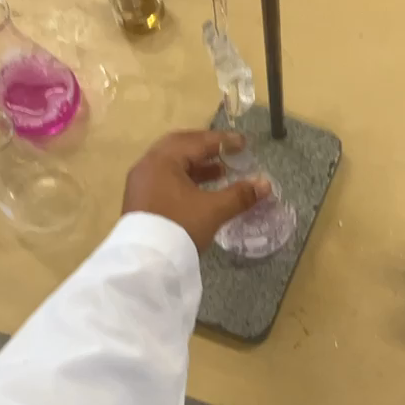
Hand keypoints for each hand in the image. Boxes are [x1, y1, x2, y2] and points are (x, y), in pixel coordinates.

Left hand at [121, 130, 271, 251]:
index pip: (196, 142)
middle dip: (206, 149)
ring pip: (171, 165)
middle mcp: (147, 165)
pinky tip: (201, 191)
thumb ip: (240, 195)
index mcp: (163, 160)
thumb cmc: (180, 227)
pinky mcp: (140, 201)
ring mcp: (140, 183)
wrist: (147, 263)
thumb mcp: (213, 210)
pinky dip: (185, 179)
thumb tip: (265, 184)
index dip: (223, 142)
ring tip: (220, 172)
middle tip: (227, 152)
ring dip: (196, 166)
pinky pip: (165, 180)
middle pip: (180, 147)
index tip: (243, 143)